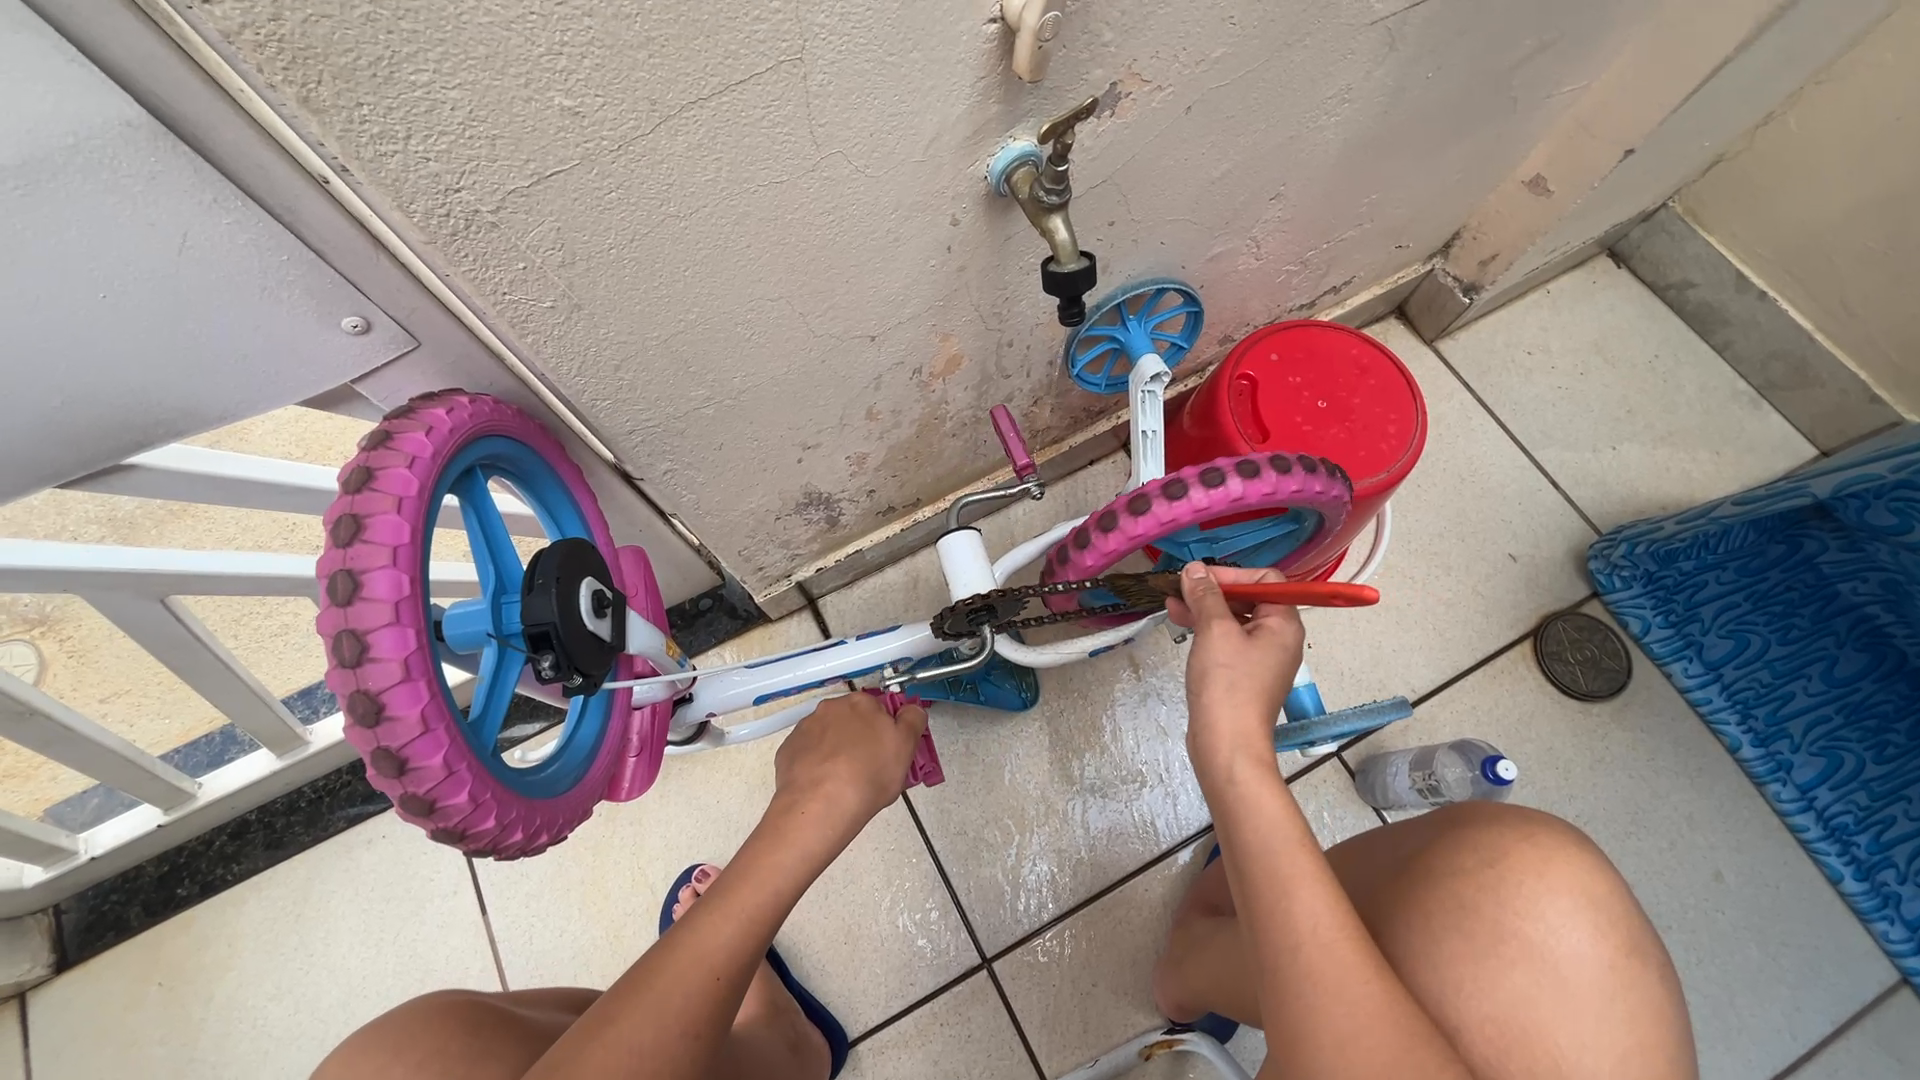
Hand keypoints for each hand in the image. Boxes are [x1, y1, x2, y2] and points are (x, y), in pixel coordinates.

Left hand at [773, 693, 927, 837]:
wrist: (820, 805)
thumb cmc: (868, 776)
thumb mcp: (906, 746)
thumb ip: (913, 720)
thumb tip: (910, 710)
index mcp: (861, 703)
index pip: (879, 709)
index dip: (886, 731)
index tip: (888, 753)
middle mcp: (830, 709)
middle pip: (851, 720)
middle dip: (860, 739)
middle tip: (869, 768)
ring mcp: (805, 729)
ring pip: (828, 737)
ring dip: (836, 751)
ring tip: (845, 782)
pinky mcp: (787, 751)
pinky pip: (807, 754)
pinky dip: (816, 765)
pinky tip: (824, 786)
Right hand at [1169, 562, 1305, 768]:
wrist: (1226, 742)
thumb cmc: (1226, 682)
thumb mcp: (1214, 630)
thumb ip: (1206, 595)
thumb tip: (1195, 569)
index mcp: (1284, 624)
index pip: (1266, 580)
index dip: (1232, 573)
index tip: (1199, 577)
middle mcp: (1279, 638)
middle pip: (1248, 599)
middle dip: (1213, 590)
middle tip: (1180, 588)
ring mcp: (1261, 659)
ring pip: (1233, 620)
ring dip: (1204, 608)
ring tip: (1171, 603)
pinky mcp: (1243, 675)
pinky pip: (1227, 641)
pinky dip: (1205, 630)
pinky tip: (1180, 623)